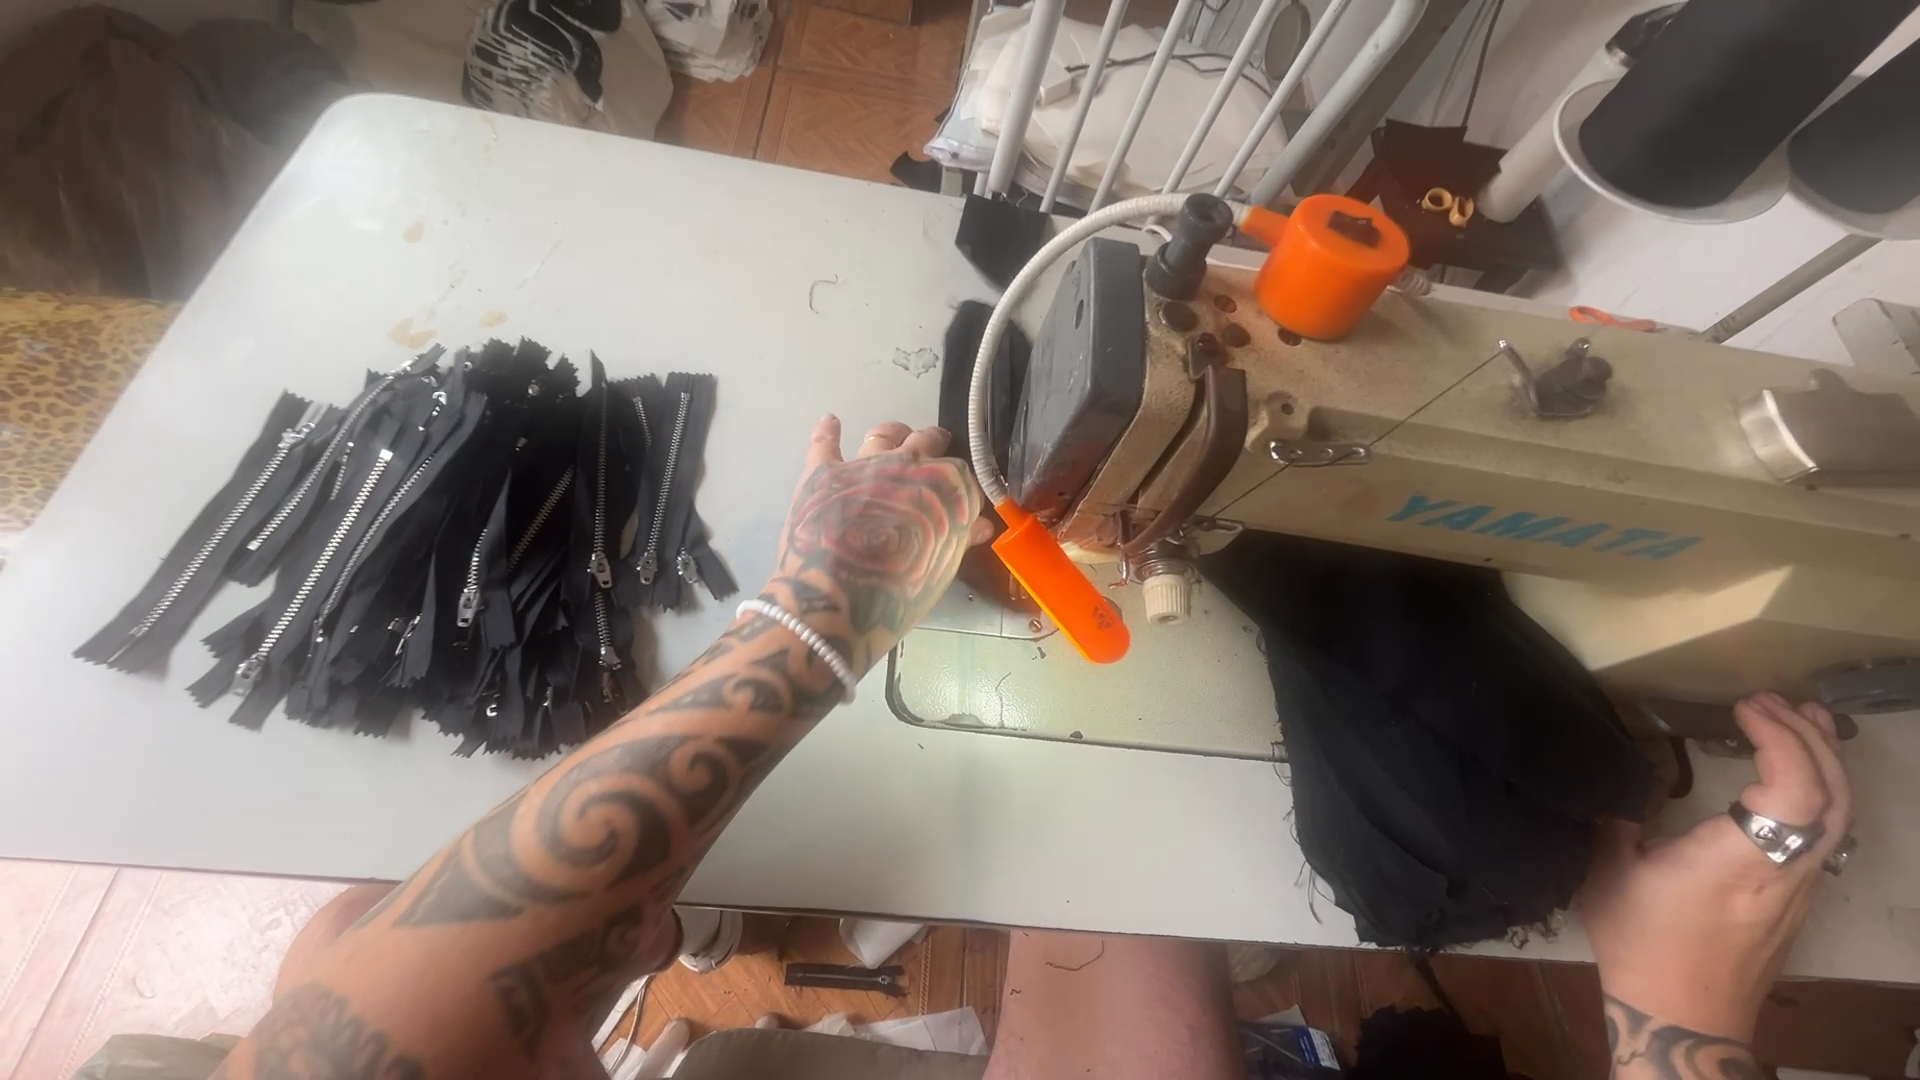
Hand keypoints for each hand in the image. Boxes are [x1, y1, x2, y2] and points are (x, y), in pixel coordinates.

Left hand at [757, 416, 986, 674]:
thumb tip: (980, 526)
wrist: (833, 601)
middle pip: (925, 442)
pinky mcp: (821, 472)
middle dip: (933, 443)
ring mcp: (861, 464)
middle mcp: (905, 464)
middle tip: (934, 447)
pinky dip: (828, 430)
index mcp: (941, 486)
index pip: (959, 474)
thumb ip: (958, 540)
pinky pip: (825, 442)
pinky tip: (831, 421)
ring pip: (883, 434)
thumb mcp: (938, 571)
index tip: (957, 492)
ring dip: (893, 433)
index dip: (959, 484)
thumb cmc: (896, 594)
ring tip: (896, 434)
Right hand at [1579, 692, 1852, 1043]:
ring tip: (1801, 719)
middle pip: (1833, 799)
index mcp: (1736, 860)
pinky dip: (1819, 790)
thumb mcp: (1608, 871)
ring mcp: (1801, 886)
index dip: (1782, 742)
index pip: (1794, 795)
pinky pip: (1827, 832)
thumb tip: (1625, 779)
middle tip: (1773, 700)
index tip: (1744, 706)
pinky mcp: (1798, 895)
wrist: (1683, 1009)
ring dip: (1826, 762)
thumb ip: (1621, 819)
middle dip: (1812, 741)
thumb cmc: (1638, 938)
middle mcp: (1784, 871)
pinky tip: (1795, 774)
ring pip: (1841, 816)